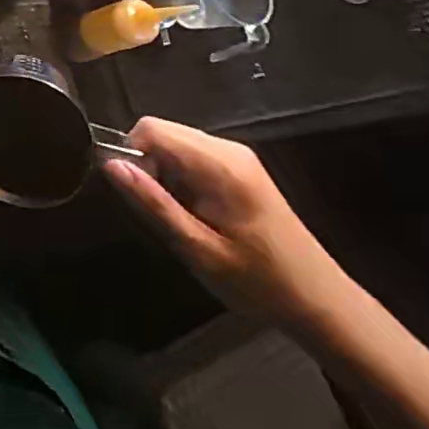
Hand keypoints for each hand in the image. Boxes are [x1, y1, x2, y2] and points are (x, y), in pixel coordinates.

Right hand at [103, 117, 349, 318]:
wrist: (317, 299)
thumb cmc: (258, 282)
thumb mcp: (198, 249)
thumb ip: (153, 203)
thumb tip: (111, 165)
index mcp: (220, 164)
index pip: (151, 129)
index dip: (131, 155)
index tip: (137, 196)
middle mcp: (228, 149)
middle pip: (162, 133)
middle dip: (147, 166)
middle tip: (162, 213)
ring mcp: (236, 156)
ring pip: (174, 144)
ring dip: (163, 175)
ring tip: (182, 218)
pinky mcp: (239, 167)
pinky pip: (191, 157)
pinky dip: (180, 179)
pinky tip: (196, 214)